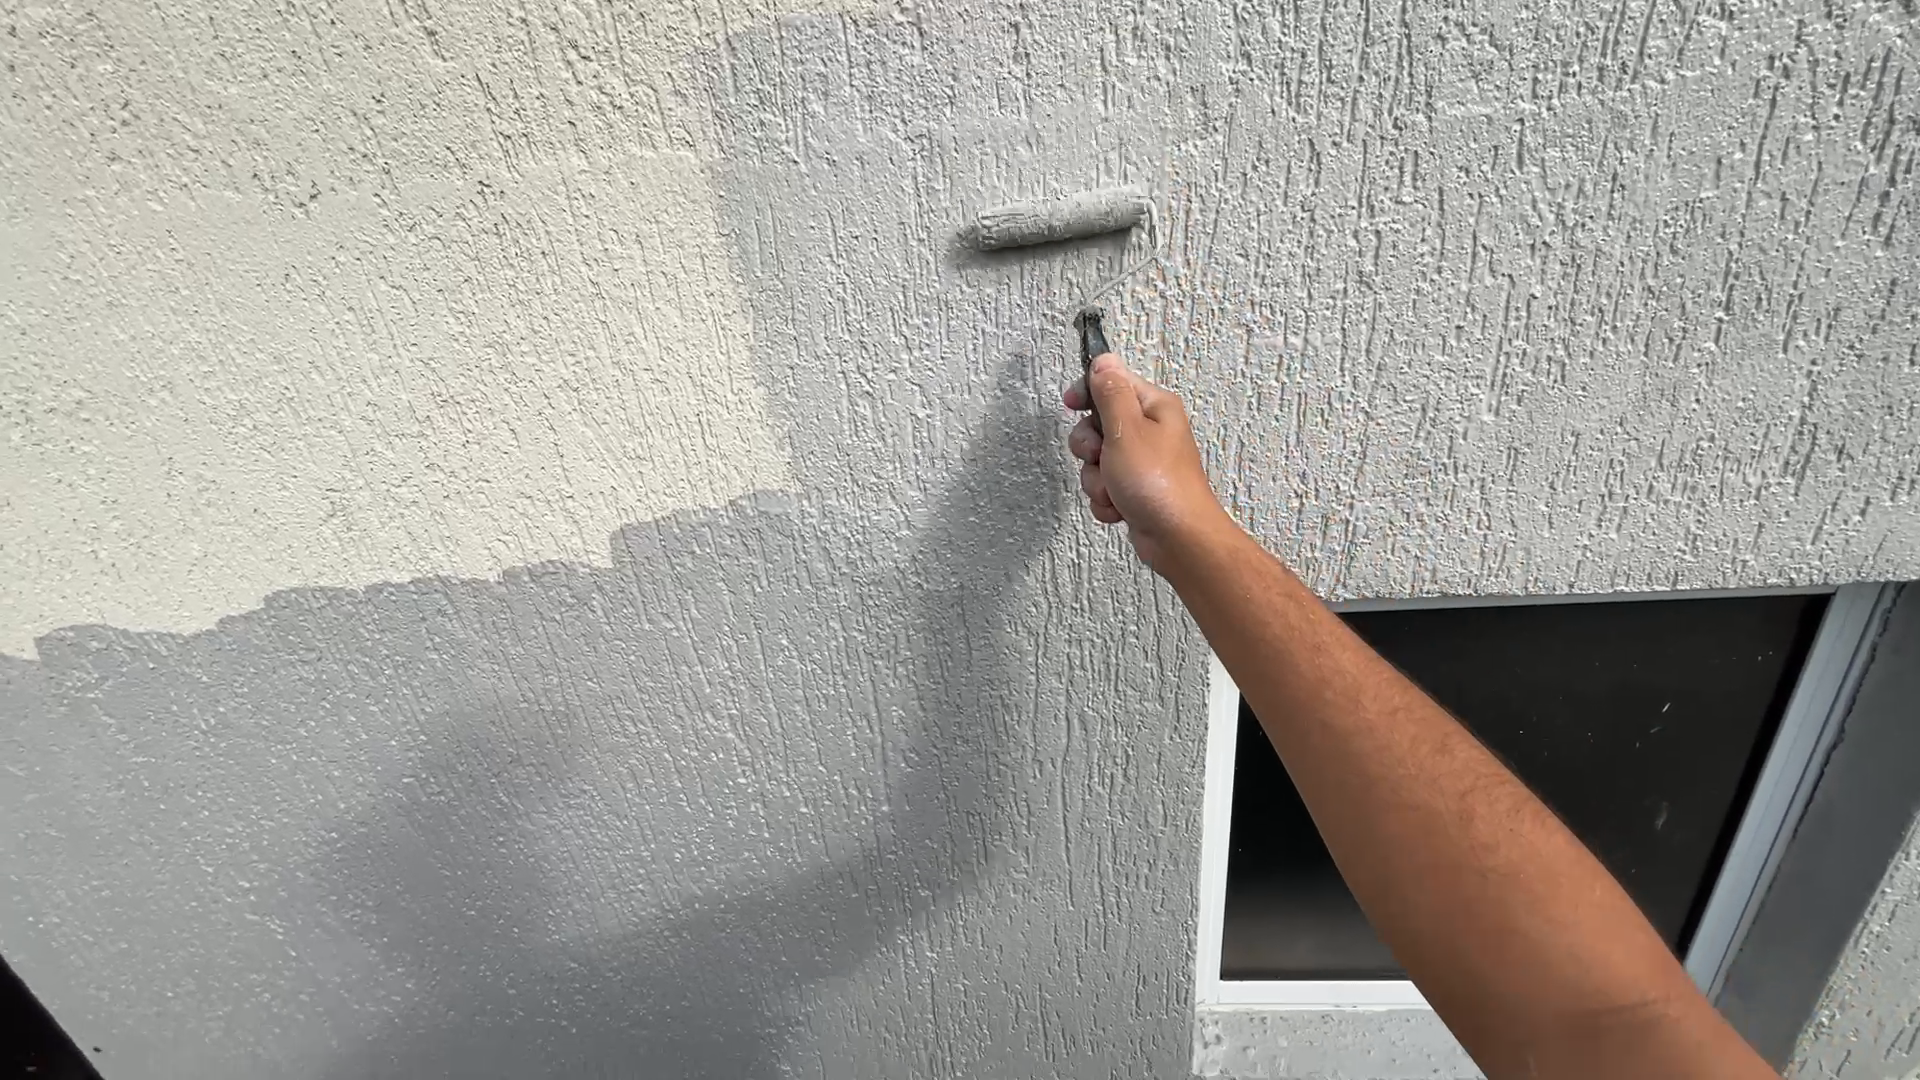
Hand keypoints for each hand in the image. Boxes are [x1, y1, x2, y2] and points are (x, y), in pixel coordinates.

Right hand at [1064, 352, 1232, 569]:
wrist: (1177, 538)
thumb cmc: (1158, 484)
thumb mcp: (1127, 429)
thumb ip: (1110, 392)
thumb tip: (1103, 361)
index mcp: (1153, 407)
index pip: (1112, 382)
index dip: (1087, 392)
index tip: (1072, 404)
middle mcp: (1149, 432)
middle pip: (1097, 425)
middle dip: (1089, 448)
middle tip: (1101, 457)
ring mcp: (1141, 463)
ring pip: (1096, 462)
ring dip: (1095, 479)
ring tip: (1115, 490)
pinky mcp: (1134, 489)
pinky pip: (1102, 487)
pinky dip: (1105, 500)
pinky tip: (1120, 508)